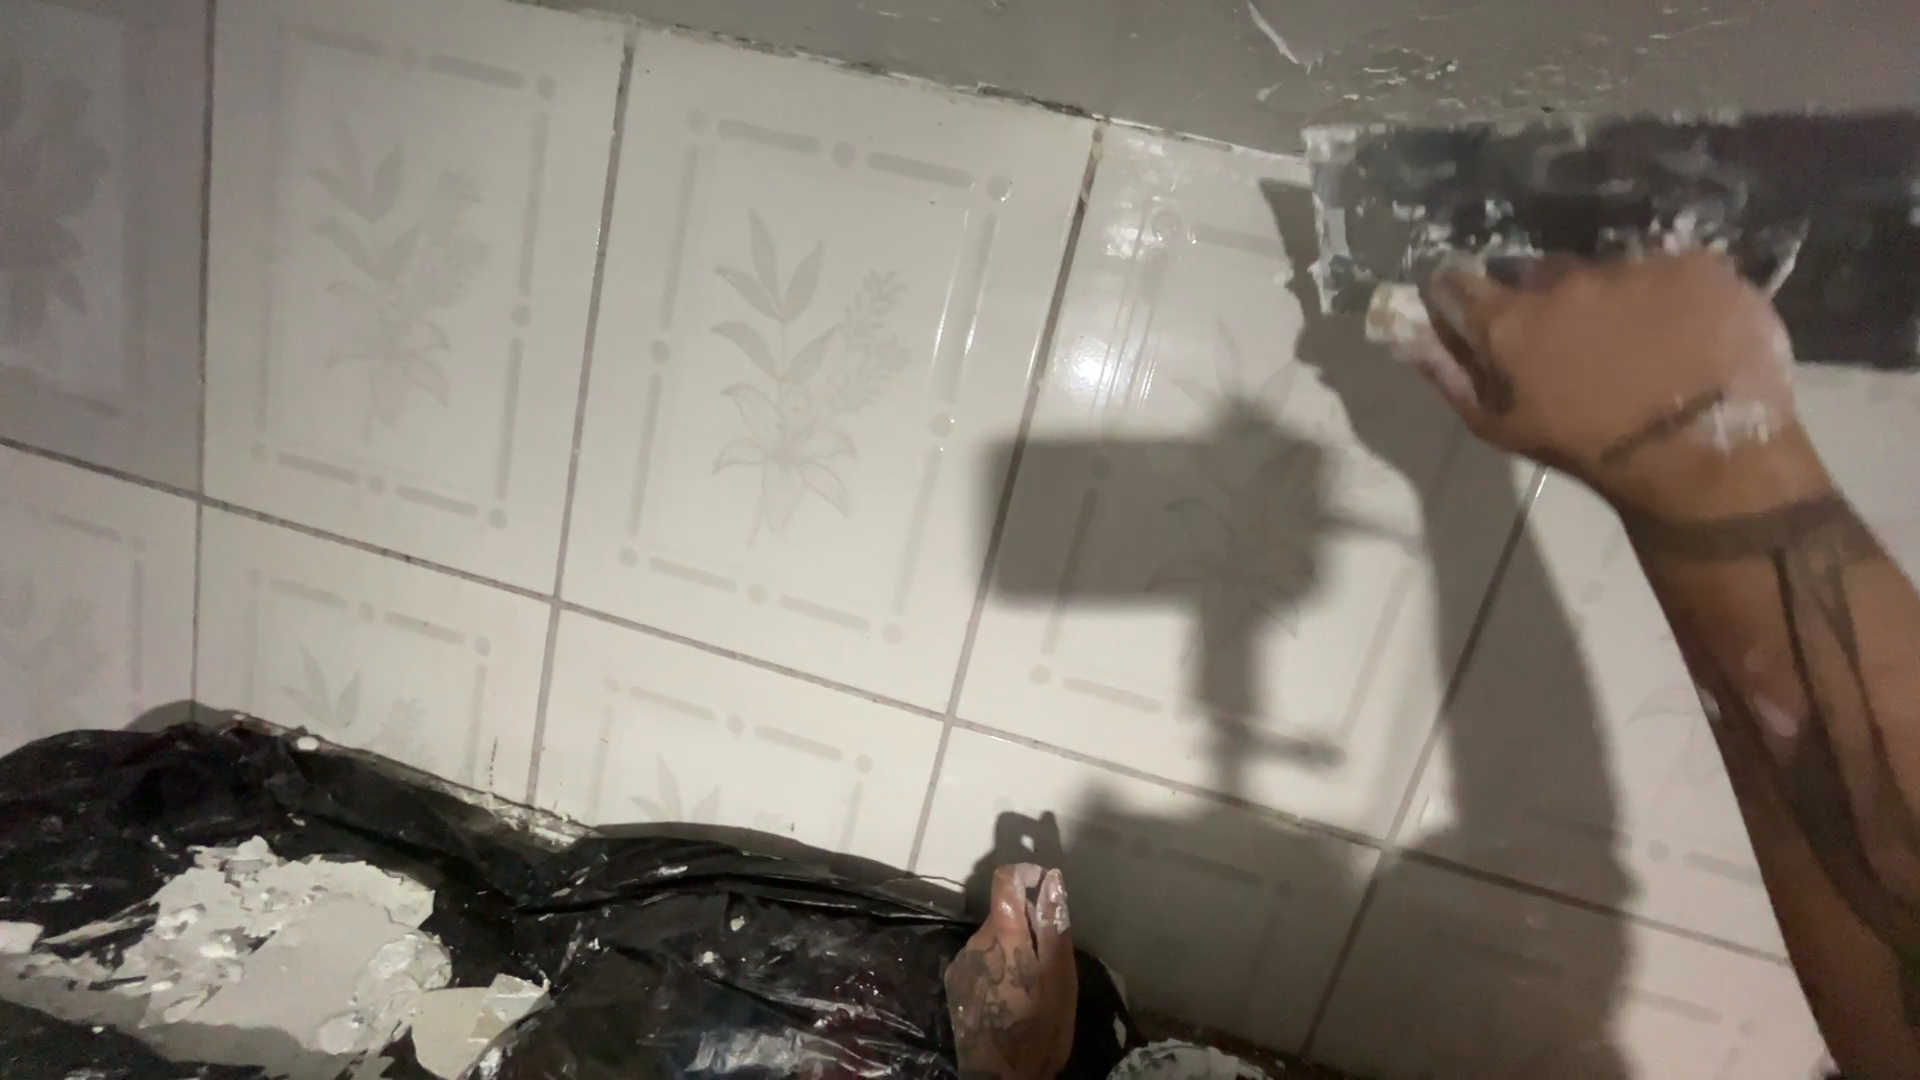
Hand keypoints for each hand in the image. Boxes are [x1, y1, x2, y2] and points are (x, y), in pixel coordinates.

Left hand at [944, 864, 1075, 1079]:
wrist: (999, 1079)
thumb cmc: (1038, 1028)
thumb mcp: (1060, 978)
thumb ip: (1054, 924)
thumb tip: (1052, 879)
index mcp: (1004, 933)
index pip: (1005, 879)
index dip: (1024, 873)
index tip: (1041, 883)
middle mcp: (976, 939)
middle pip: (1002, 913)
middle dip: (1025, 926)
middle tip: (1045, 961)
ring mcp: (961, 961)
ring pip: (992, 939)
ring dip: (1010, 949)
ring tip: (1027, 986)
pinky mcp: (954, 982)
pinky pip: (979, 959)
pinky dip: (995, 966)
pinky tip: (1007, 997)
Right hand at [1387, 251, 1825, 518]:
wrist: (1699, 449)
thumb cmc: (1580, 444)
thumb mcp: (1497, 424)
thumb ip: (1450, 376)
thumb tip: (1412, 342)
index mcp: (1509, 321)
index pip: (1459, 282)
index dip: (1455, 290)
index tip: (1460, 302)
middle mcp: (1563, 281)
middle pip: (1534, 272)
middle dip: (1535, 295)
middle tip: (1555, 333)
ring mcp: (1633, 268)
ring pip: (1601, 270)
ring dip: (1600, 295)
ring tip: (1623, 335)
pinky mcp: (1695, 265)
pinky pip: (1662, 270)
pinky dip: (1658, 293)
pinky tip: (1671, 329)